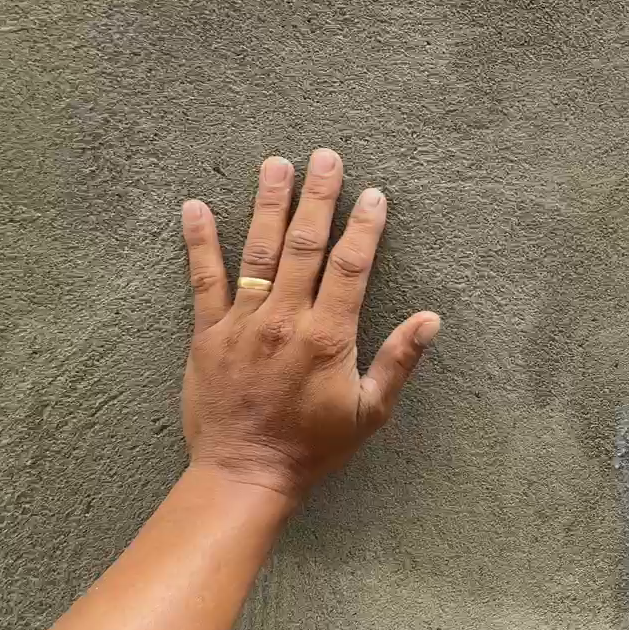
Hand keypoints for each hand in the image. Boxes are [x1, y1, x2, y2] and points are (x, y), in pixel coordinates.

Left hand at [177, 148, 439, 502]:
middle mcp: (285, 320)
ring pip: (258, 251)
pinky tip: (196, 207)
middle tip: (325, 157)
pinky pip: (203, 279)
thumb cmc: (317, 445)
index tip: (374, 194)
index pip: (351, 267)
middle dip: (318, 198)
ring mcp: (242, 323)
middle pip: (305, 245)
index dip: (365, 227)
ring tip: (275, 164)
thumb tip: (431, 319)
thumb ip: (399, 360)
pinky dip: (200, 242)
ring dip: (268, 204)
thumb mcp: (372, 411)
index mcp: (328, 337)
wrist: (246, 472)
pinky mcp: (208, 333)